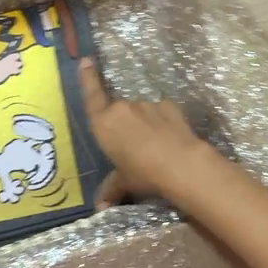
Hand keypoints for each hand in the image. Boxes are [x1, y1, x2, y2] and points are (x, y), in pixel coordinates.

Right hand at [79, 57, 215, 206]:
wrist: (180, 163)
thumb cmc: (142, 173)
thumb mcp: (123, 182)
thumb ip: (111, 189)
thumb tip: (100, 207)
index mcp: (104, 123)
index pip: (92, 96)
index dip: (88, 78)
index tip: (86, 59)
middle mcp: (122, 109)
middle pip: (119, 113)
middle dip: (124, 127)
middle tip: (134, 150)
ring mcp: (147, 105)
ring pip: (141, 114)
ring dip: (144, 126)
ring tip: (155, 149)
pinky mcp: (169, 106)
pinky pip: (160, 114)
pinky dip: (162, 124)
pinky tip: (170, 140)